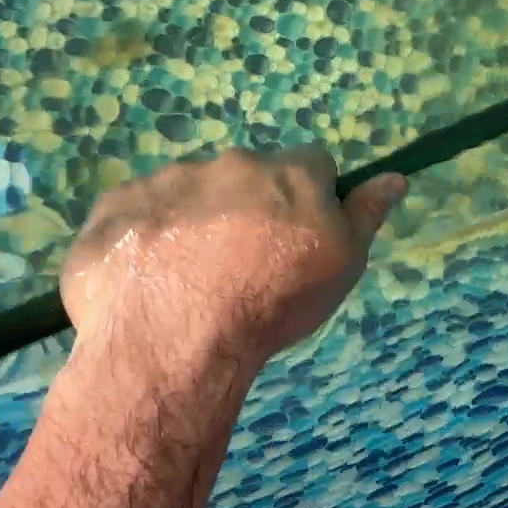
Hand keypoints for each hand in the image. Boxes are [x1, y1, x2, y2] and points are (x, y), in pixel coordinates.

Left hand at [58, 147, 405, 378]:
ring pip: (194, 190)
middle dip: (253, 204)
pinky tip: (151, 276)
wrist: (173, 345)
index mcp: (289, 171)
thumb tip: (396, 176)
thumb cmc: (275, 303)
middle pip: (251, 175)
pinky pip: (139, 210)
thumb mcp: (343, 263)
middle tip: (246, 261)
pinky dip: (148, 233)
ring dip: (199, 217)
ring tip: (192, 274)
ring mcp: (166, 181)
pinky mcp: (112, 207)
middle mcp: (230, 162)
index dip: (312, 197)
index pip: (313, 163)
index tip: (300, 236)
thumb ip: (366, 213)